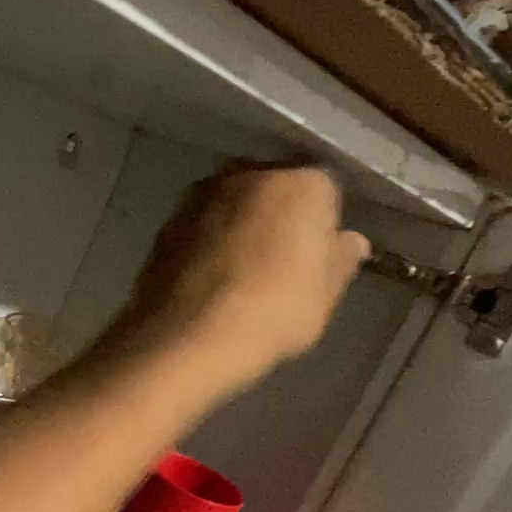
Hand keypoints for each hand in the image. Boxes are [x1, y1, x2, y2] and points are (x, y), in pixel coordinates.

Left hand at [97, 162, 369, 402]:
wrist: (186, 337)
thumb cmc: (272, 312)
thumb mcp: (325, 295)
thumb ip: (339, 260)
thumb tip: (348, 241)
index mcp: (300, 183)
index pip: (323, 186)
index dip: (322, 219)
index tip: (316, 250)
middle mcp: (245, 175)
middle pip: (270, 186)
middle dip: (275, 213)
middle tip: (278, 259)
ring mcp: (197, 197)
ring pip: (229, 203)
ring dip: (235, 225)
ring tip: (238, 272)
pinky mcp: (163, 225)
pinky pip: (197, 228)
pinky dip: (203, 243)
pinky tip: (206, 278)